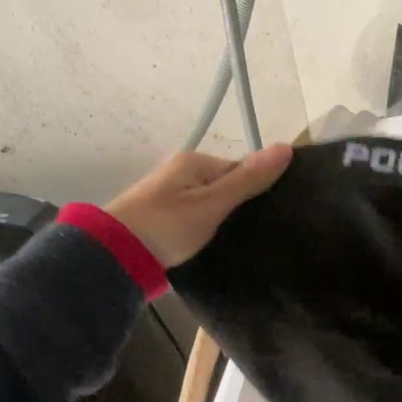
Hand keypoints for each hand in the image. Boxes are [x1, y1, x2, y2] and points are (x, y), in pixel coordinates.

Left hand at [106, 144, 292, 267]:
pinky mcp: (164, 217)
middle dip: (241, 204)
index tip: (269, 216)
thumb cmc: (167, 226)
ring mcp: (170, 194)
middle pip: (226, 185)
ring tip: (242, 240)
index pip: (240, 168)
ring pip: (211, 202)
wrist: (116, 255)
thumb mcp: (212, 204)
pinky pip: (198, 216)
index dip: (257, 190)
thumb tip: (286, 147)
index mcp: (194, 161)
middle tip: (259, 232)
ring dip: (224, 218)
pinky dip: (208, 227)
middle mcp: (181, 171)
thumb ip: (247, 179)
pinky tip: (216, 243)